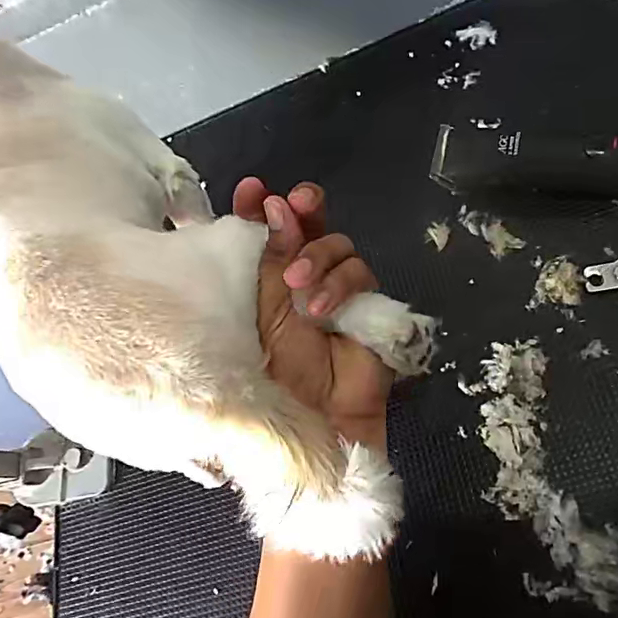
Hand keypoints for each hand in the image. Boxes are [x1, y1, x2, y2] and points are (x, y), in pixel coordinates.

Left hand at [233, 177, 393, 448]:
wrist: (315, 426)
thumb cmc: (272, 380)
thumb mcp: (256, 318)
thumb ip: (266, 263)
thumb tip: (271, 209)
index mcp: (265, 283)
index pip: (265, 233)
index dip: (259, 208)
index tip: (251, 190)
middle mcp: (300, 281)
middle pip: (309, 227)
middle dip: (302, 209)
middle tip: (293, 204)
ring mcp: (336, 292)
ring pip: (337, 246)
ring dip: (316, 254)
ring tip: (296, 284)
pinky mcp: (367, 306)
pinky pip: (361, 274)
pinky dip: (340, 281)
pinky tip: (321, 306)